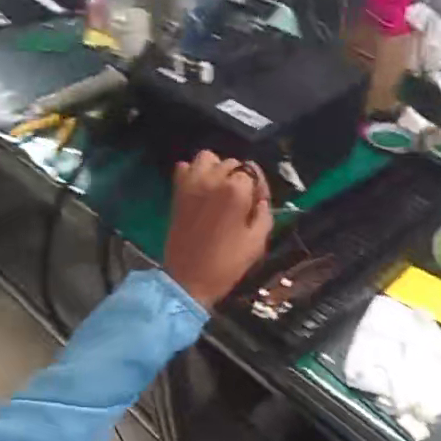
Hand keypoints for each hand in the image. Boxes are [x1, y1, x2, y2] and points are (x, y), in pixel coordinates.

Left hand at [163, 150, 271, 307]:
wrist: (188, 281)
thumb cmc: (226, 265)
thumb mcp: (257, 242)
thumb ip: (264, 213)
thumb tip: (260, 200)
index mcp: (236, 190)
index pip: (254, 173)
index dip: (259, 189)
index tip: (258, 206)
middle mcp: (212, 179)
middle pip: (232, 164)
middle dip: (240, 179)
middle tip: (240, 202)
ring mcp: (191, 184)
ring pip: (207, 158)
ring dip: (217, 168)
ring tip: (220, 190)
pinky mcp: (176, 193)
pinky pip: (184, 168)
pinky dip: (193, 173)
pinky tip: (200, 190)